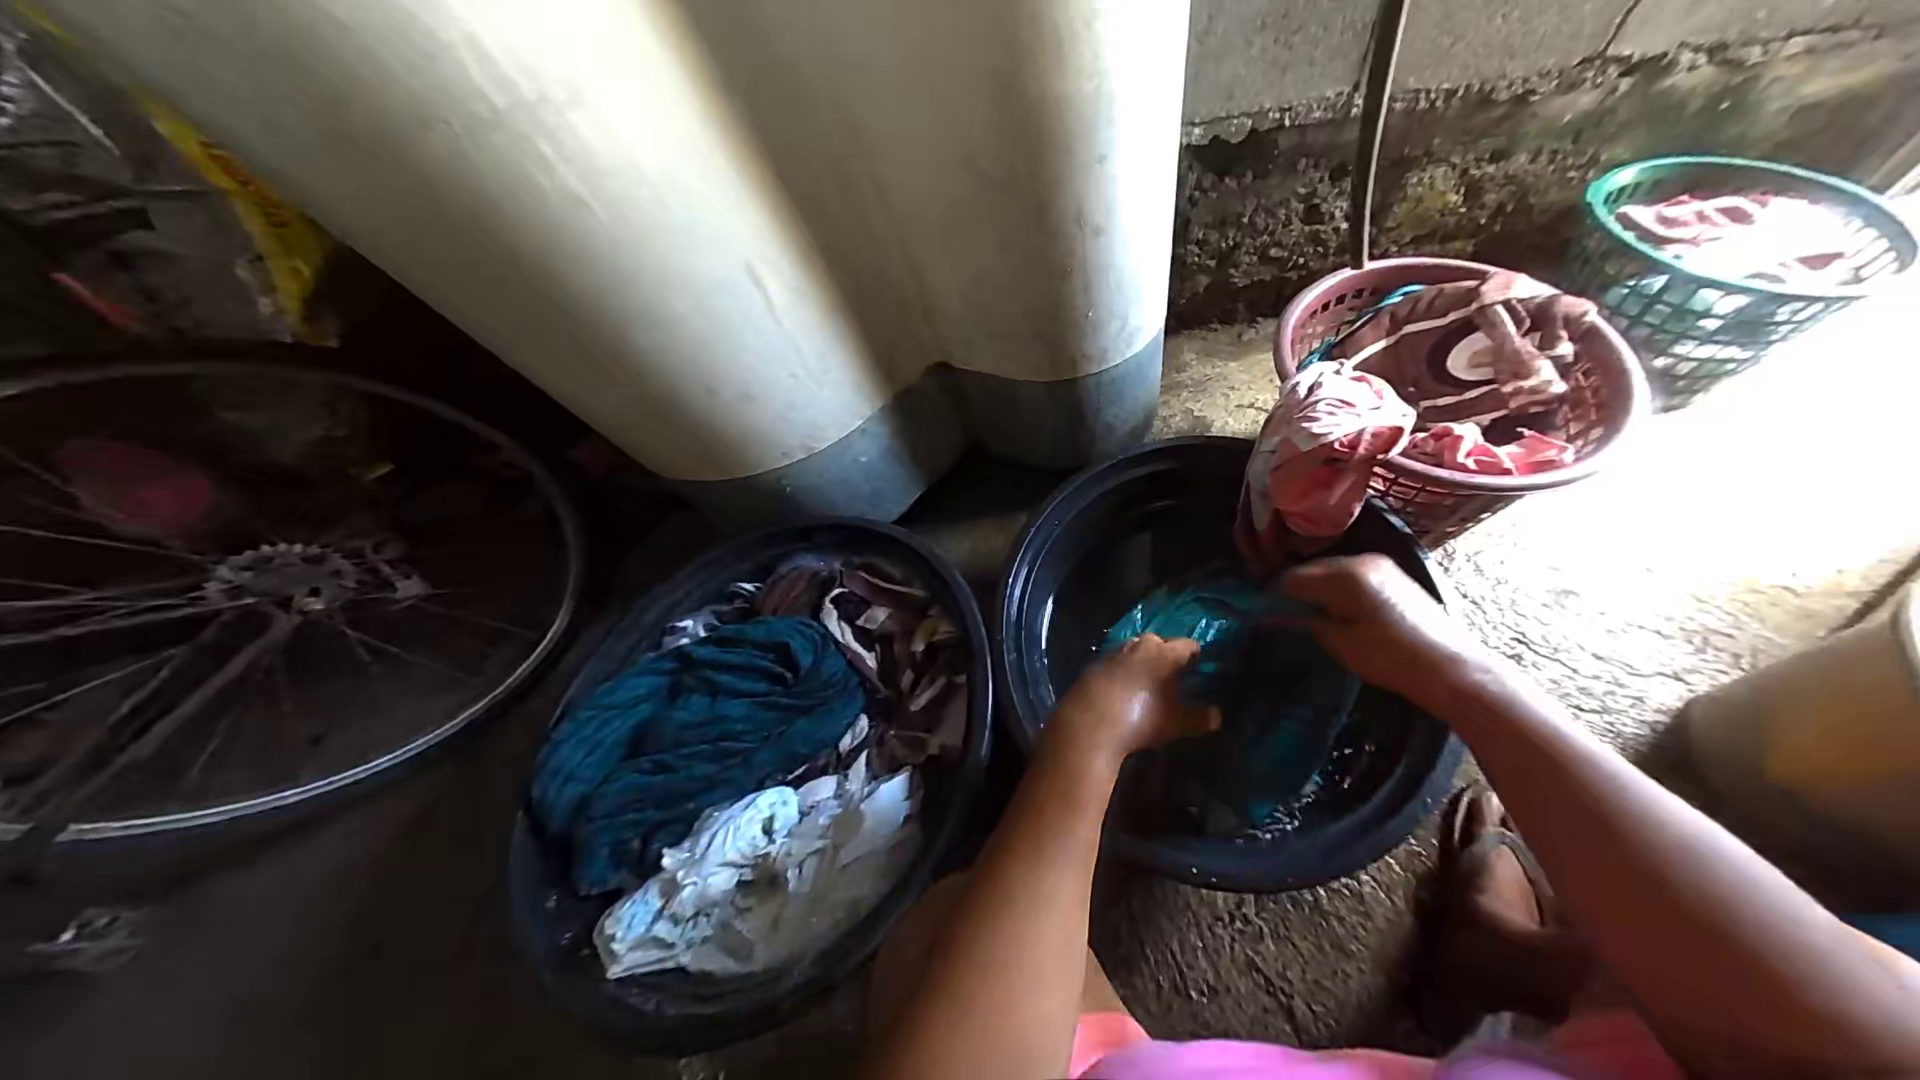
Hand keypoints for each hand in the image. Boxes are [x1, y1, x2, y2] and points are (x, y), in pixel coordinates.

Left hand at [1044, 634, 1221, 768]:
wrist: (1090, 723)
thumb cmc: (1142, 719)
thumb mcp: (1178, 723)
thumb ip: (1200, 718)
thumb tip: (1218, 715)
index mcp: (1164, 653)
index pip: (1188, 645)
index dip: (1195, 654)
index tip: (1199, 665)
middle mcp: (1139, 646)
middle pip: (1157, 642)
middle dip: (1165, 654)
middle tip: (1171, 673)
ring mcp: (1112, 653)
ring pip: (1133, 651)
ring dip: (1140, 661)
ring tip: (1145, 680)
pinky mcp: (1092, 665)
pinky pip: (1113, 664)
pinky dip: (1119, 672)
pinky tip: (1119, 689)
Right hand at [1281, 554, 1491, 708]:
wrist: (1452, 669)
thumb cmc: (1389, 658)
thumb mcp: (1338, 641)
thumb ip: (1302, 620)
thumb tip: (1269, 614)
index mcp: (1344, 574)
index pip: (1292, 577)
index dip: (1273, 594)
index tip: (1261, 612)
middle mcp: (1361, 560)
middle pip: (1311, 569)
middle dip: (1294, 589)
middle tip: (1281, 615)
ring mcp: (1380, 565)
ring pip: (1331, 571)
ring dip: (1315, 589)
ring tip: (1308, 614)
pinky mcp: (1393, 576)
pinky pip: (1350, 575)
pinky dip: (1336, 589)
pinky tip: (1335, 610)